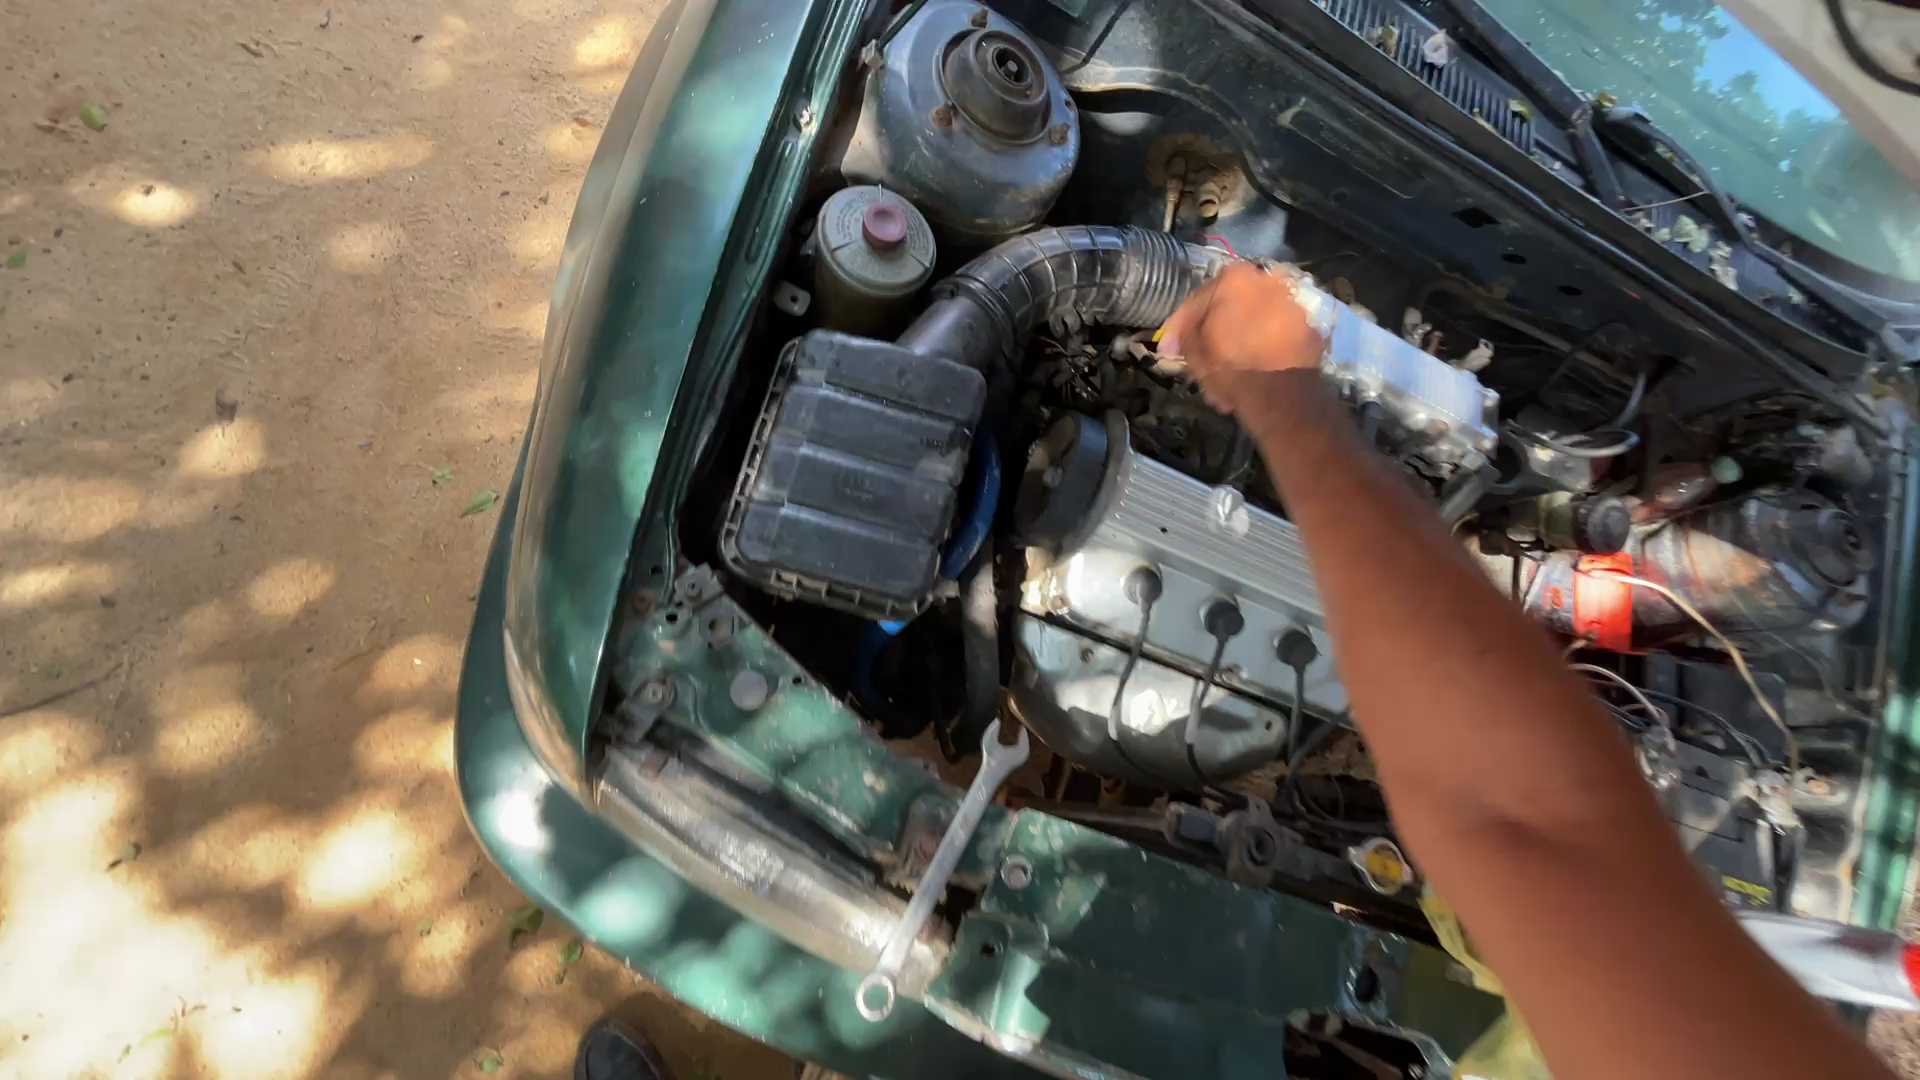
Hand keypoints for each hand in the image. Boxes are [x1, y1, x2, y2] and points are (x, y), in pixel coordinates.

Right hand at [1157, 262, 1326, 415]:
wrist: (1281, 395)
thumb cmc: (1231, 367)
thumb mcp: (1193, 351)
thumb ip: (1182, 335)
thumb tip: (1178, 336)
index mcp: (1235, 279)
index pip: (1197, 302)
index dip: (1178, 328)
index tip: (1168, 350)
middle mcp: (1268, 279)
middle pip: (1229, 308)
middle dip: (1214, 334)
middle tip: (1199, 360)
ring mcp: (1294, 300)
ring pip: (1254, 321)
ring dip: (1238, 342)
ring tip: (1225, 372)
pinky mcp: (1311, 323)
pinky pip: (1275, 333)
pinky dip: (1262, 346)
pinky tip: (1250, 369)